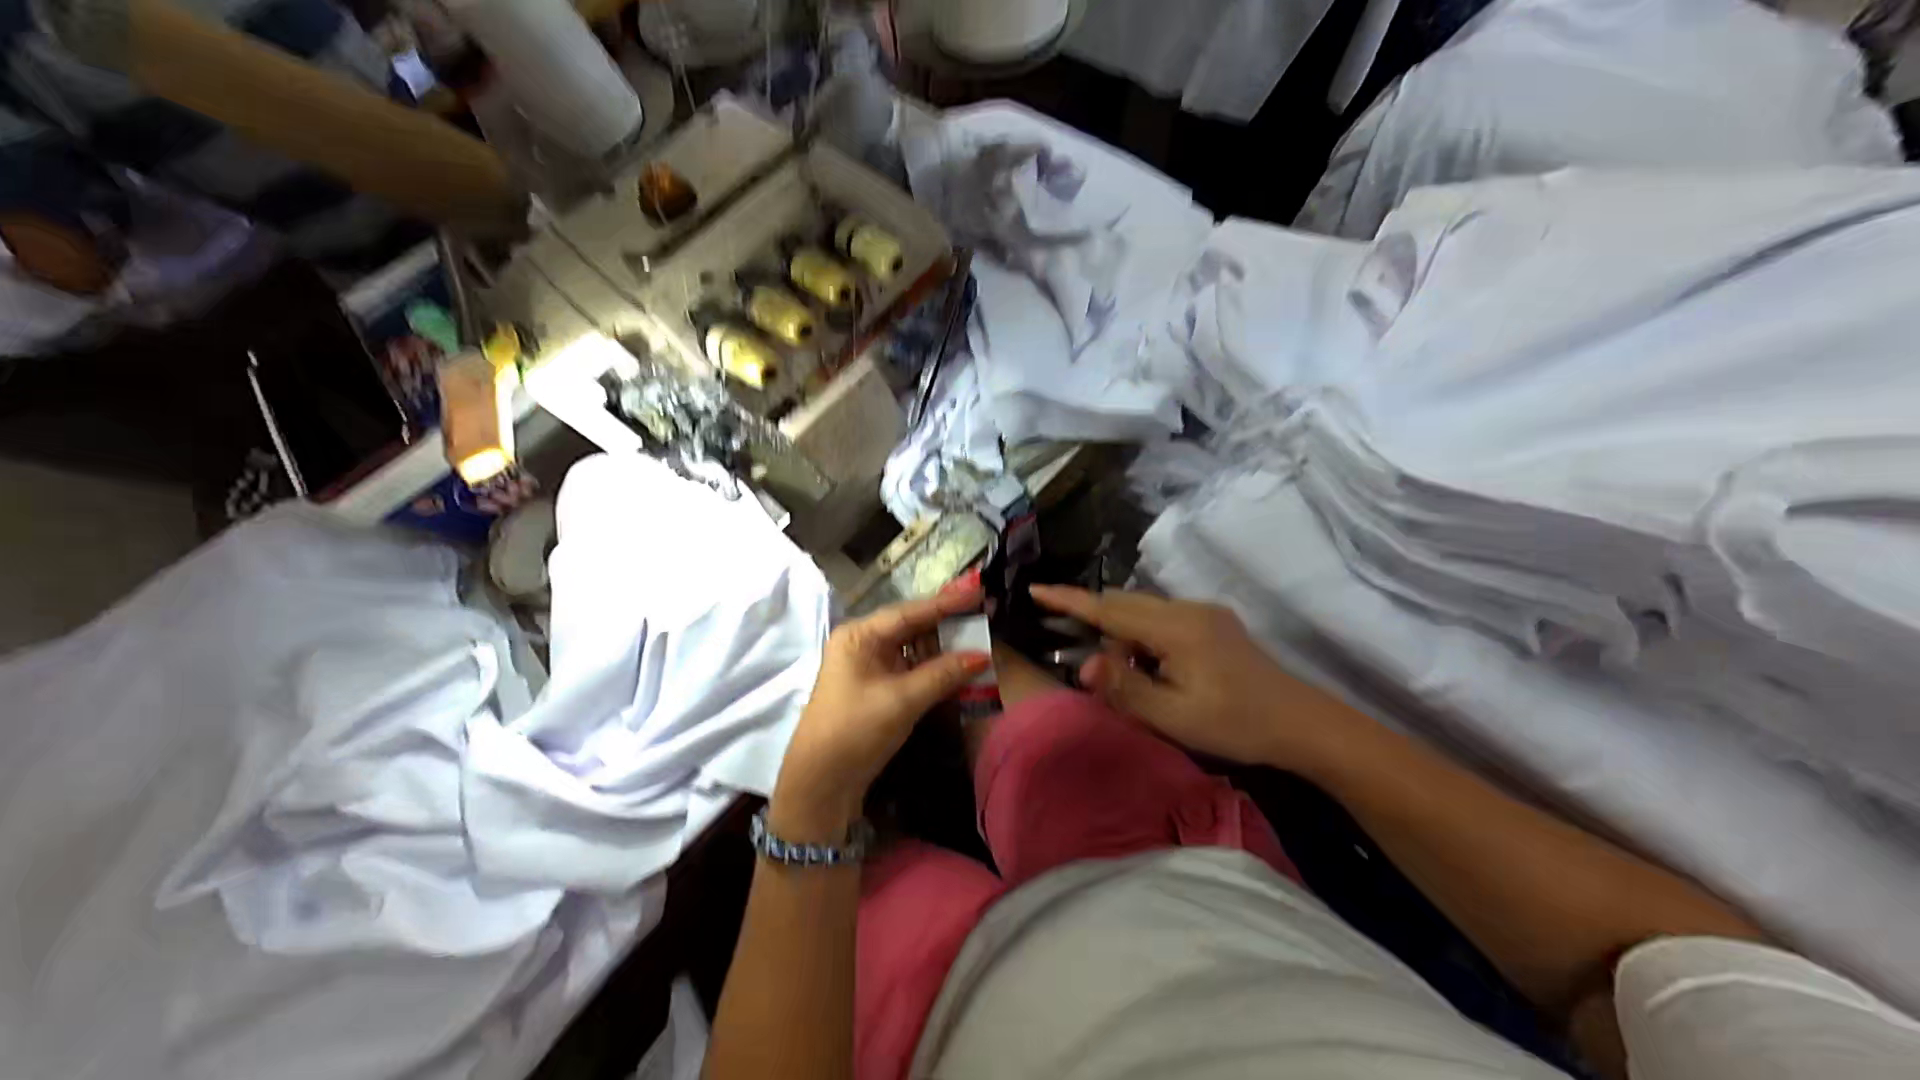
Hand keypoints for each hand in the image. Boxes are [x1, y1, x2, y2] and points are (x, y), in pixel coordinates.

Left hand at [772, 586, 990, 839]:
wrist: (821, 783)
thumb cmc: (855, 731)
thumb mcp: (902, 700)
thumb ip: (943, 673)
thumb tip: (982, 655)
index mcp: (860, 636)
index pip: (910, 611)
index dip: (947, 602)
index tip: (979, 591)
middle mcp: (864, 644)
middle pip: (913, 626)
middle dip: (949, 623)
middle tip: (985, 611)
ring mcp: (870, 667)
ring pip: (915, 648)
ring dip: (945, 648)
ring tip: (980, 639)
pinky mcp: (878, 689)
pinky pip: (912, 669)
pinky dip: (936, 669)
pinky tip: (961, 668)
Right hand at [1030, 585, 1361, 770]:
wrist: (1303, 724)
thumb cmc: (1235, 724)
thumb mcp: (1174, 716)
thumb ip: (1125, 688)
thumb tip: (1084, 664)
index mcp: (1176, 628)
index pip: (1109, 609)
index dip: (1069, 600)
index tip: (1035, 589)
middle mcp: (1188, 609)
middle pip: (1125, 604)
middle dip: (1099, 628)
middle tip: (1094, 669)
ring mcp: (1204, 613)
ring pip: (1144, 613)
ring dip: (1125, 639)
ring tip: (1135, 684)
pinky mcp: (1214, 623)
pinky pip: (1163, 620)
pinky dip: (1145, 639)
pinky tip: (1157, 672)